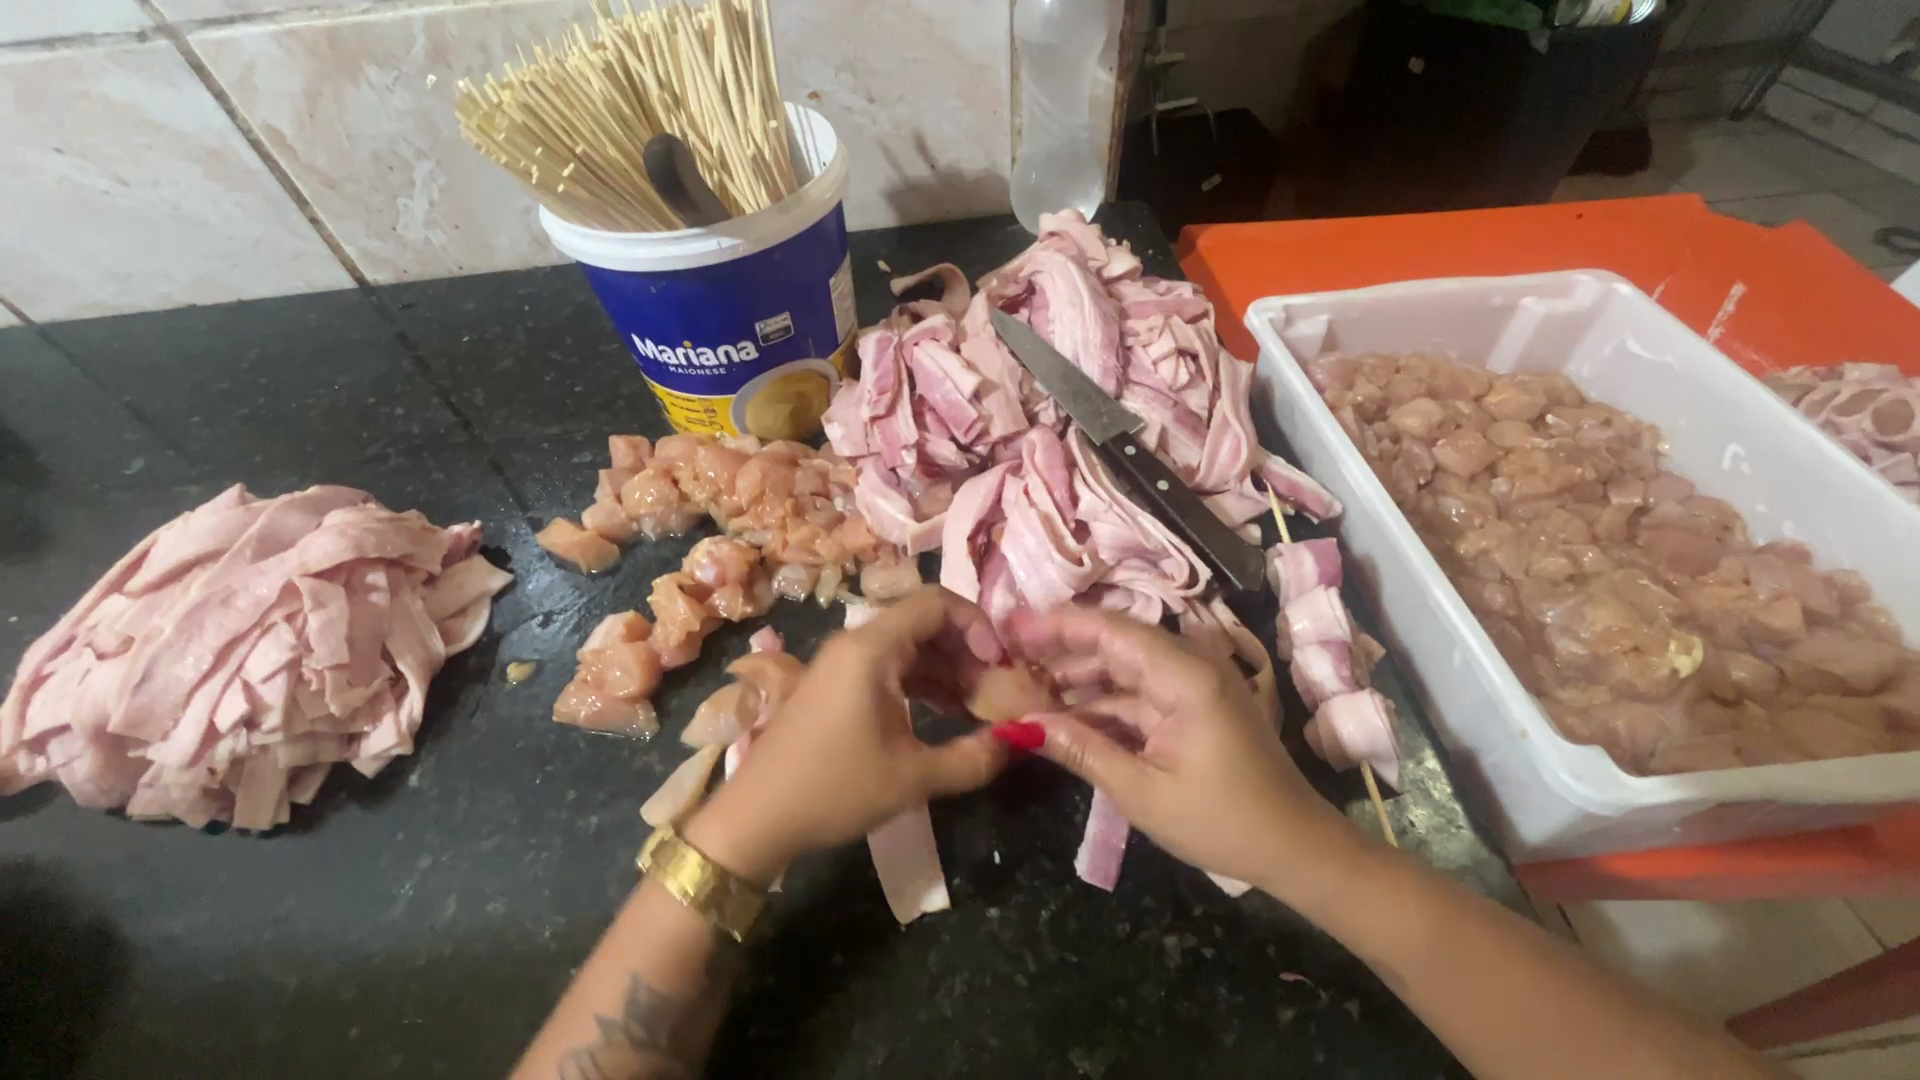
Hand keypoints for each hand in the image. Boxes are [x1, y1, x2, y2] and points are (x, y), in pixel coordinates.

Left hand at [683, 587, 1009, 883]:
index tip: (998, 665)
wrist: (755, 818)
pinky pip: (891, 666)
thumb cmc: (833, 790)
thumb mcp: (913, 778)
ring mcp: (843, 663)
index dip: (977, 625)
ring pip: (910, 646)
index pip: (936, 602)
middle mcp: (857, 643)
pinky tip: (947, 713)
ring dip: (948, 669)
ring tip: (979, 707)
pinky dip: (923, 682)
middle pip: (925, 621)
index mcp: (872, 648)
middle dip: (967, 651)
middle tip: (996, 690)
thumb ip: (974, 757)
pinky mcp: (838, 685)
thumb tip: (1022, 740)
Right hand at [1004, 606, 1362, 890]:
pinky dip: (1103, 702)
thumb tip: (1021, 724)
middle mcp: (1191, 667)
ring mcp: (1194, 685)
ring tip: (1027, 688)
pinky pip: (1139, 692)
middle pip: (1115, 643)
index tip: (1012, 628)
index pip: (1112, 630)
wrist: (1296, 849)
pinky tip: (1065, 714)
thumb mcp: (1142, 791)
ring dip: (1079, 677)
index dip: (1059, 625)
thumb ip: (1082, 750)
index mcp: (1185, 677)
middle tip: (1009, 659)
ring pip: (1124, 667)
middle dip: (1062, 649)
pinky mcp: (1193, 707)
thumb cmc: (1222, 822)